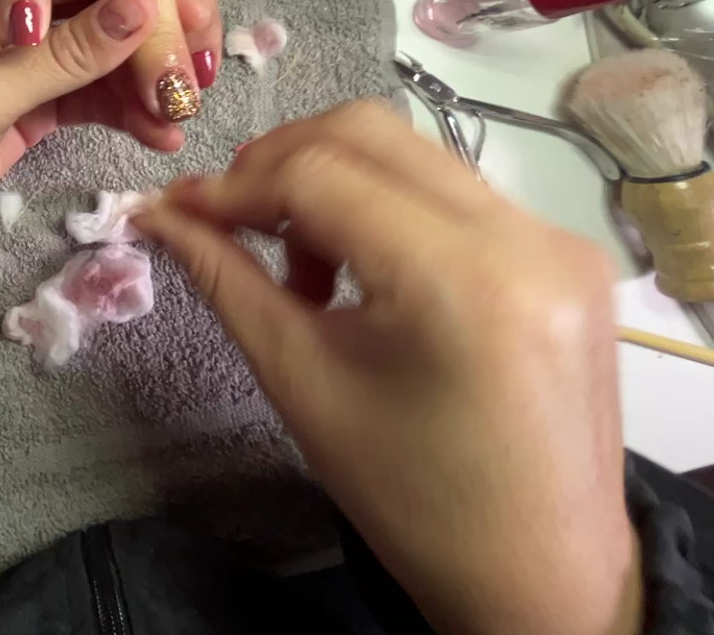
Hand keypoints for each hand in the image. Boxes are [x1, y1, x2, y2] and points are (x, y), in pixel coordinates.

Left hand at [0, 0, 189, 247]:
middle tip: (198, 69)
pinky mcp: (28, 106)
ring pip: (95, 62)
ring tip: (182, 115)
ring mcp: (21, 63)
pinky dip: (117, 114)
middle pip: (93, 15)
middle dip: (144, 43)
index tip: (196, 11)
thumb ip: (67, 53)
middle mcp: (9, 14)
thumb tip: (145, 3)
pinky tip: (156, 134)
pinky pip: (84, 100)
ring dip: (137, 86)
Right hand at [133, 103, 641, 634]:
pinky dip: (370, 200)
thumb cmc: (407, 494)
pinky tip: (348, 264)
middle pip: (364, 132)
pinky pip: (438, 184)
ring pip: (400, 148)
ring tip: (292, 255)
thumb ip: (220, 275)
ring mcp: (553, 238)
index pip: (317, 176)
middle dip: (273, 162)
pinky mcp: (558, 249)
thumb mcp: (295, 375)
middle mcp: (525, 237)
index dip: (232, 185)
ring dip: (320, 178)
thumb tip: (155, 213)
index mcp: (463, 282)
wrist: (544, 579)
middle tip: (226, 214)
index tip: (177, 208)